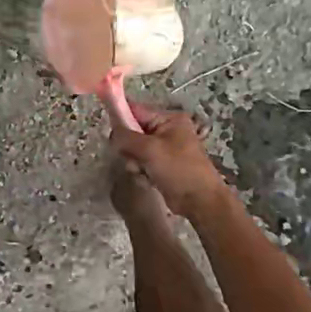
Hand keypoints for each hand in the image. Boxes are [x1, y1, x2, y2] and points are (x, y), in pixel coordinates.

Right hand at [108, 101, 230, 219]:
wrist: (200, 201)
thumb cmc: (178, 169)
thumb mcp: (150, 149)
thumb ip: (126, 137)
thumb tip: (112, 132)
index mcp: (168, 119)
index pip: (136, 110)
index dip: (120, 117)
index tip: (110, 131)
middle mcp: (166, 130)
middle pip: (132, 131)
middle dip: (129, 147)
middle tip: (134, 157)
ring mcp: (163, 148)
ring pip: (134, 149)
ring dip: (134, 161)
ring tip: (143, 170)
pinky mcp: (161, 164)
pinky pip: (140, 162)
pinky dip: (140, 170)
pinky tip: (148, 178)